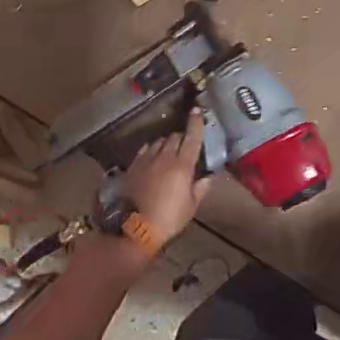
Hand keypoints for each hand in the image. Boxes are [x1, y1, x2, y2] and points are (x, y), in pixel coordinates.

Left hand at [121, 109, 213, 253]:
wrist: (134, 228)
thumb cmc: (168, 219)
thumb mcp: (191, 206)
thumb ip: (200, 188)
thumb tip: (207, 177)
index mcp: (182, 165)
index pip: (192, 138)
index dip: (196, 123)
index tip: (197, 111)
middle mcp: (164, 157)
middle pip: (174, 137)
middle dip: (182, 136)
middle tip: (186, 143)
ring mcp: (146, 161)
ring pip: (158, 142)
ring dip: (166, 143)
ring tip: (169, 150)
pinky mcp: (132, 167)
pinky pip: (144, 150)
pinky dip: (151, 149)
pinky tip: (153, 155)